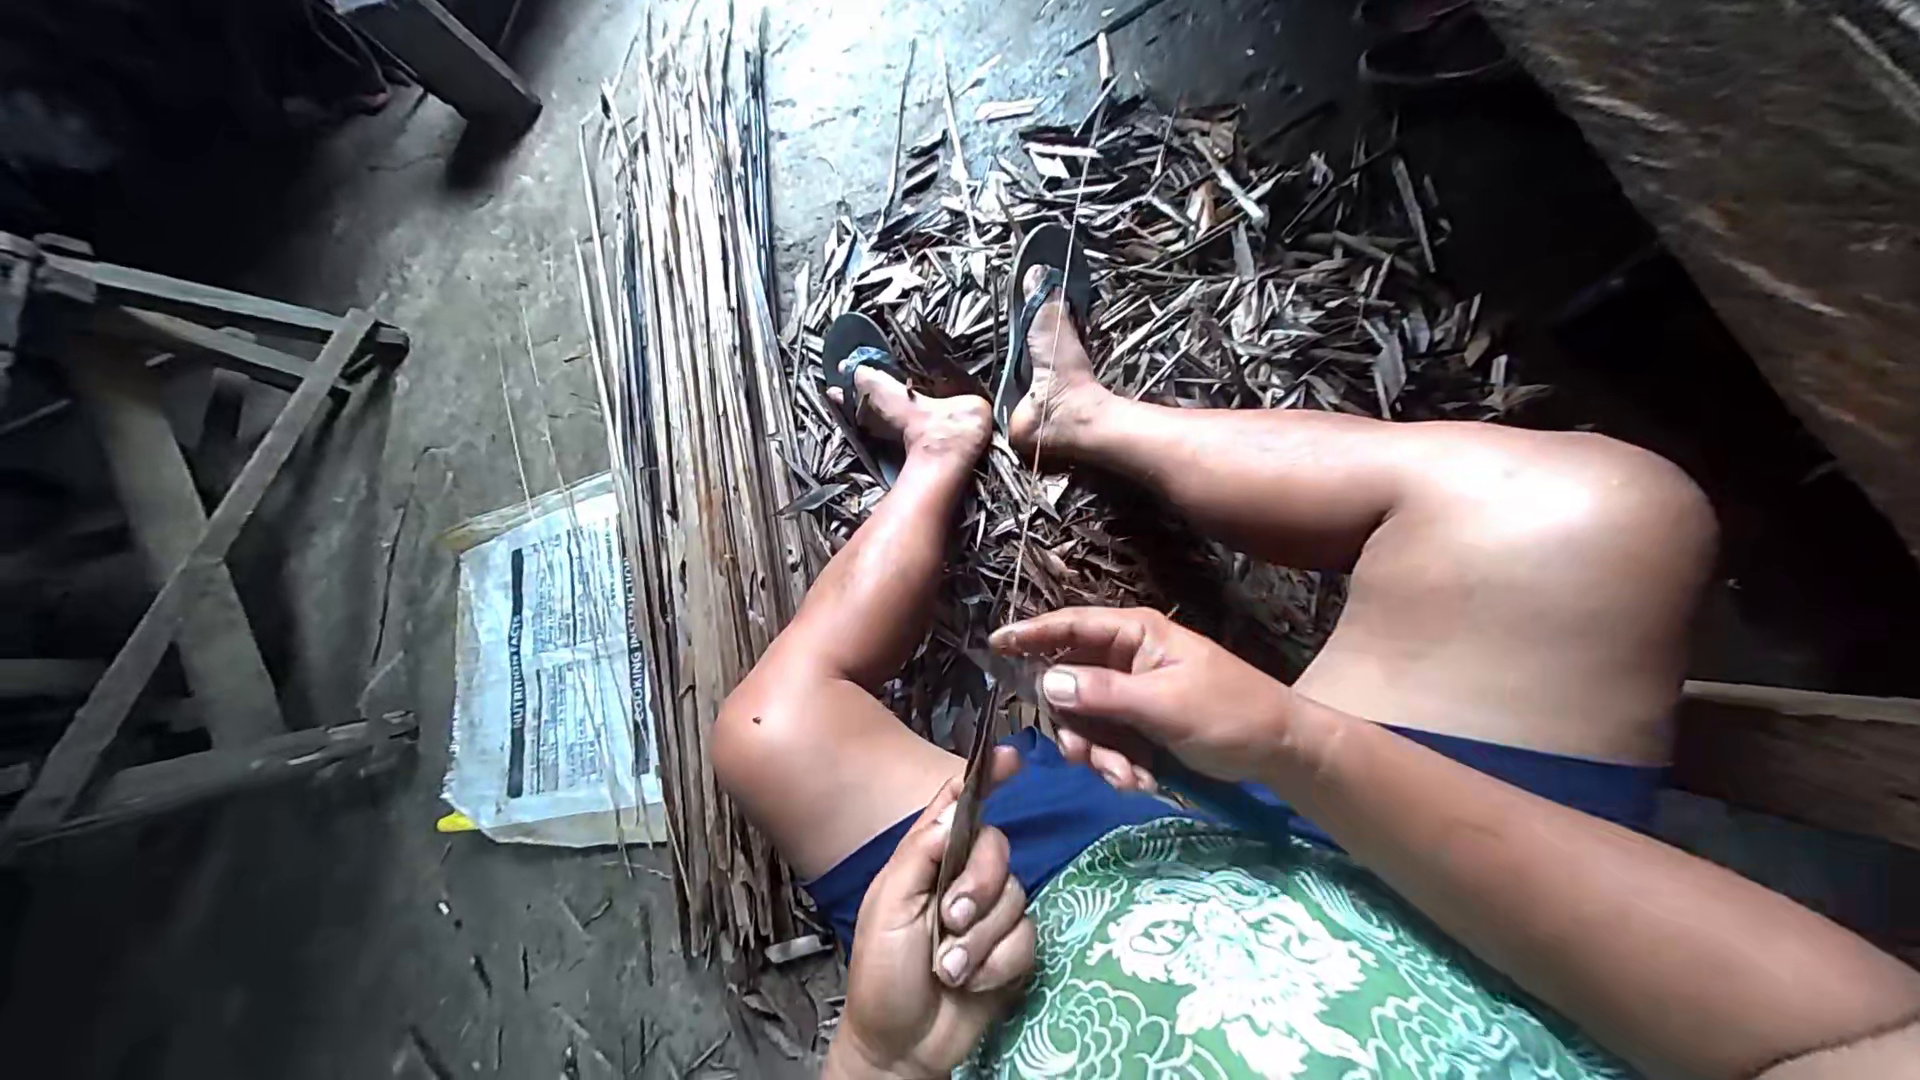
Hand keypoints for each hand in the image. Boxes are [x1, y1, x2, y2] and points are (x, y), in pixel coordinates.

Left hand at [826, 746, 1034, 1078]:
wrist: (902, 1044)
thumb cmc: (882, 968)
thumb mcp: (889, 905)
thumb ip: (920, 853)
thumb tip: (954, 808)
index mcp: (930, 854)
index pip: (960, 803)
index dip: (986, 777)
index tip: (1010, 758)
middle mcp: (963, 873)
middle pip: (996, 847)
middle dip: (979, 884)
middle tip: (951, 918)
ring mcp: (988, 909)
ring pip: (1013, 894)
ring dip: (981, 937)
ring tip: (950, 966)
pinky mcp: (1010, 946)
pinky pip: (1025, 936)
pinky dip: (997, 962)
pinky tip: (972, 980)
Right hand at [990, 606, 1298, 784]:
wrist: (1280, 752)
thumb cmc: (1229, 712)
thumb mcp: (1165, 704)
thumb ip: (1103, 694)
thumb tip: (1046, 682)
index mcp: (1134, 634)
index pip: (1072, 626)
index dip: (1031, 633)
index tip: (995, 645)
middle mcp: (1125, 658)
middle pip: (1070, 682)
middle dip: (1075, 725)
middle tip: (1084, 757)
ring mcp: (1130, 691)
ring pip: (1085, 718)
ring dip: (1098, 752)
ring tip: (1129, 777)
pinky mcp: (1137, 721)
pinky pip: (1106, 739)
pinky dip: (1116, 762)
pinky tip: (1141, 779)